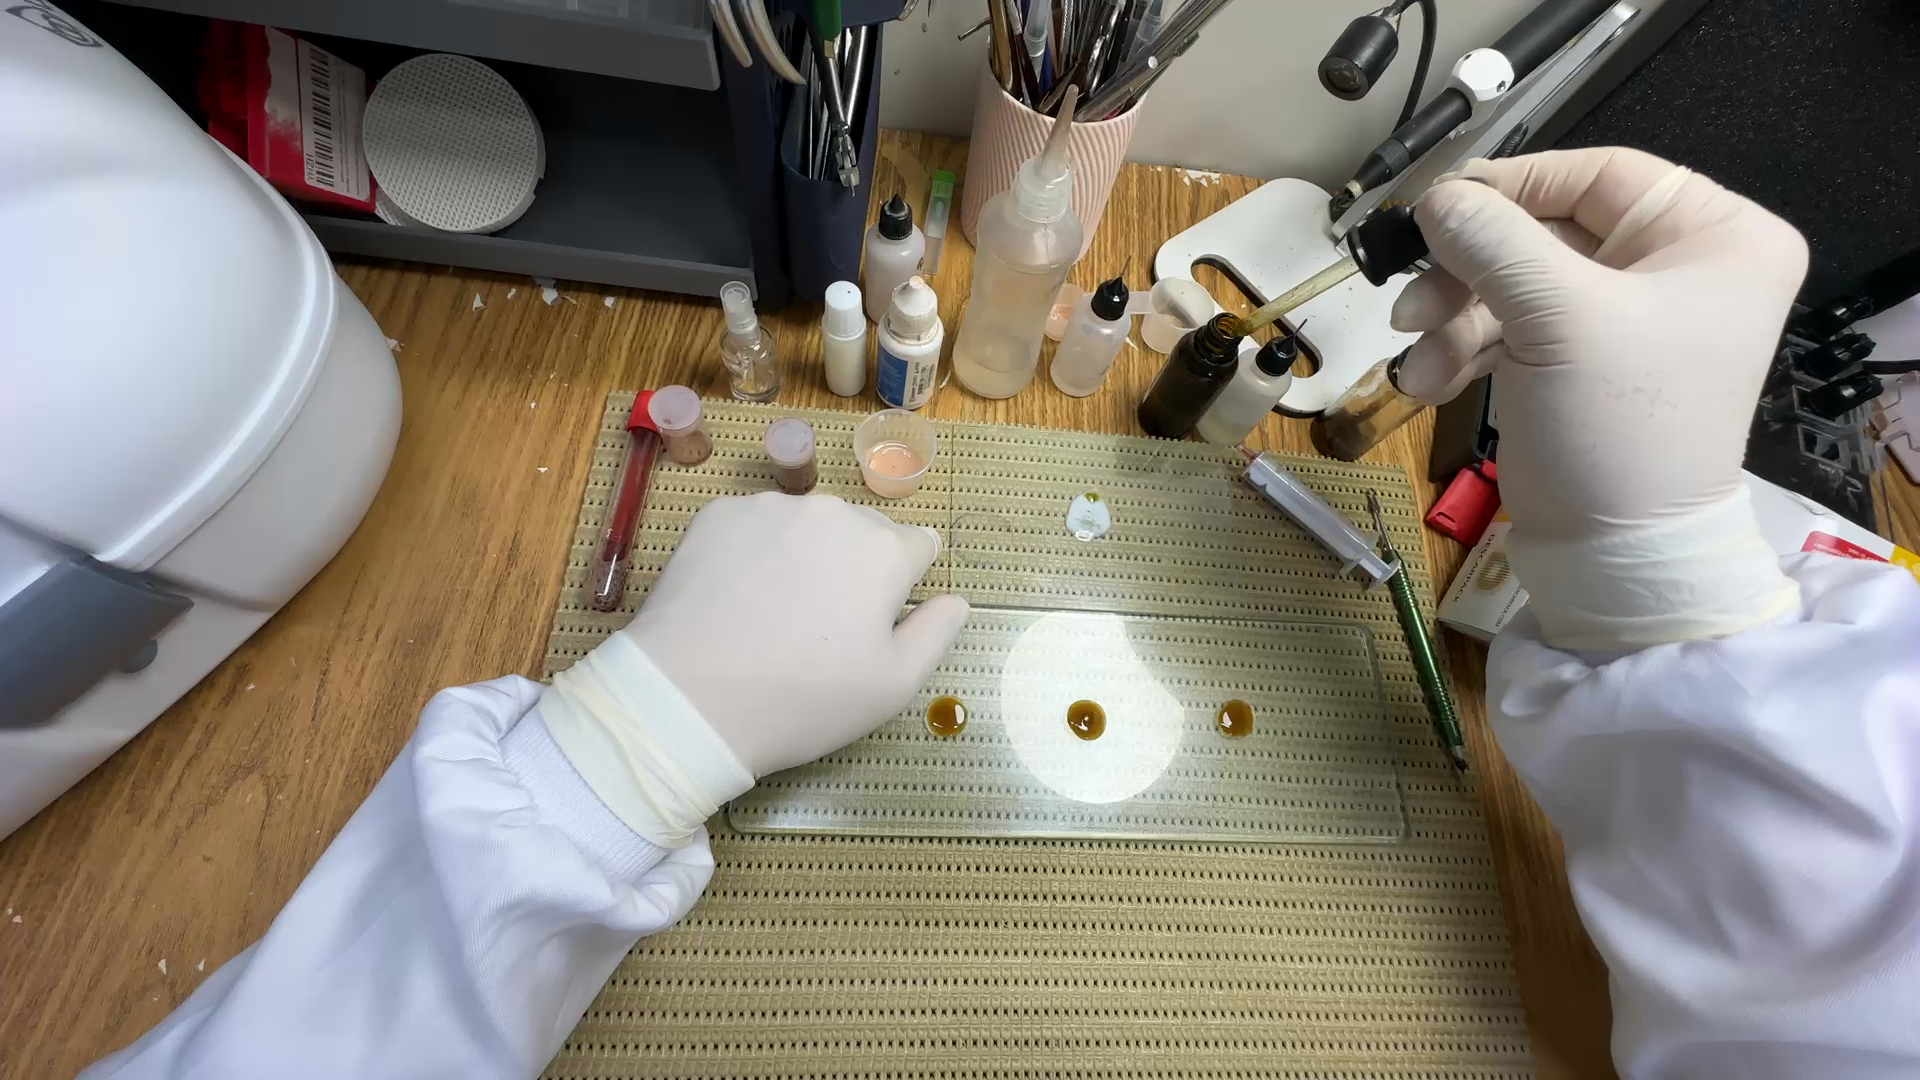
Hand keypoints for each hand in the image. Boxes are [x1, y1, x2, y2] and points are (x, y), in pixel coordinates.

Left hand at [540, 493, 969, 844]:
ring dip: (809, 552)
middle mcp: (833, 511)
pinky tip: (739, 593)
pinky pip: (758, 524)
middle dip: (859, 564)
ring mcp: (771, 507)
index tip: (882, 614)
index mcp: (884, 550)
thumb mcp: (894, 685)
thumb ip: (938, 632)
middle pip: (865, 531)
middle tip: (827, 621)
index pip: (920, 545)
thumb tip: (956, 600)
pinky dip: (758, 549)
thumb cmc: (805, 699)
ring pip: (810, 524)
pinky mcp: (719, 513)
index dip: (907, 581)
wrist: (688, 701)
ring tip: (779, 608)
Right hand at [1392, 148, 1806, 647]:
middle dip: (1462, 281)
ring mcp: (1606, 324)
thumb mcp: (1557, 321)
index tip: (1430, 209)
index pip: (1596, 178)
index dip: (1509, 187)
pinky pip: (1498, 337)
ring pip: (1503, 294)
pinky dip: (1457, 359)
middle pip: (1535, 242)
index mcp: (1706, 238)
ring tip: (1416, 372)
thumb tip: (1433, 200)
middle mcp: (1662, 273)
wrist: (1609, 547)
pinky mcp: (1562, 367)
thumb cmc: (1613, 424)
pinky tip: (1430, 388)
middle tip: (1407, 310)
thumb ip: (1493, 247)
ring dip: (1448, 331)